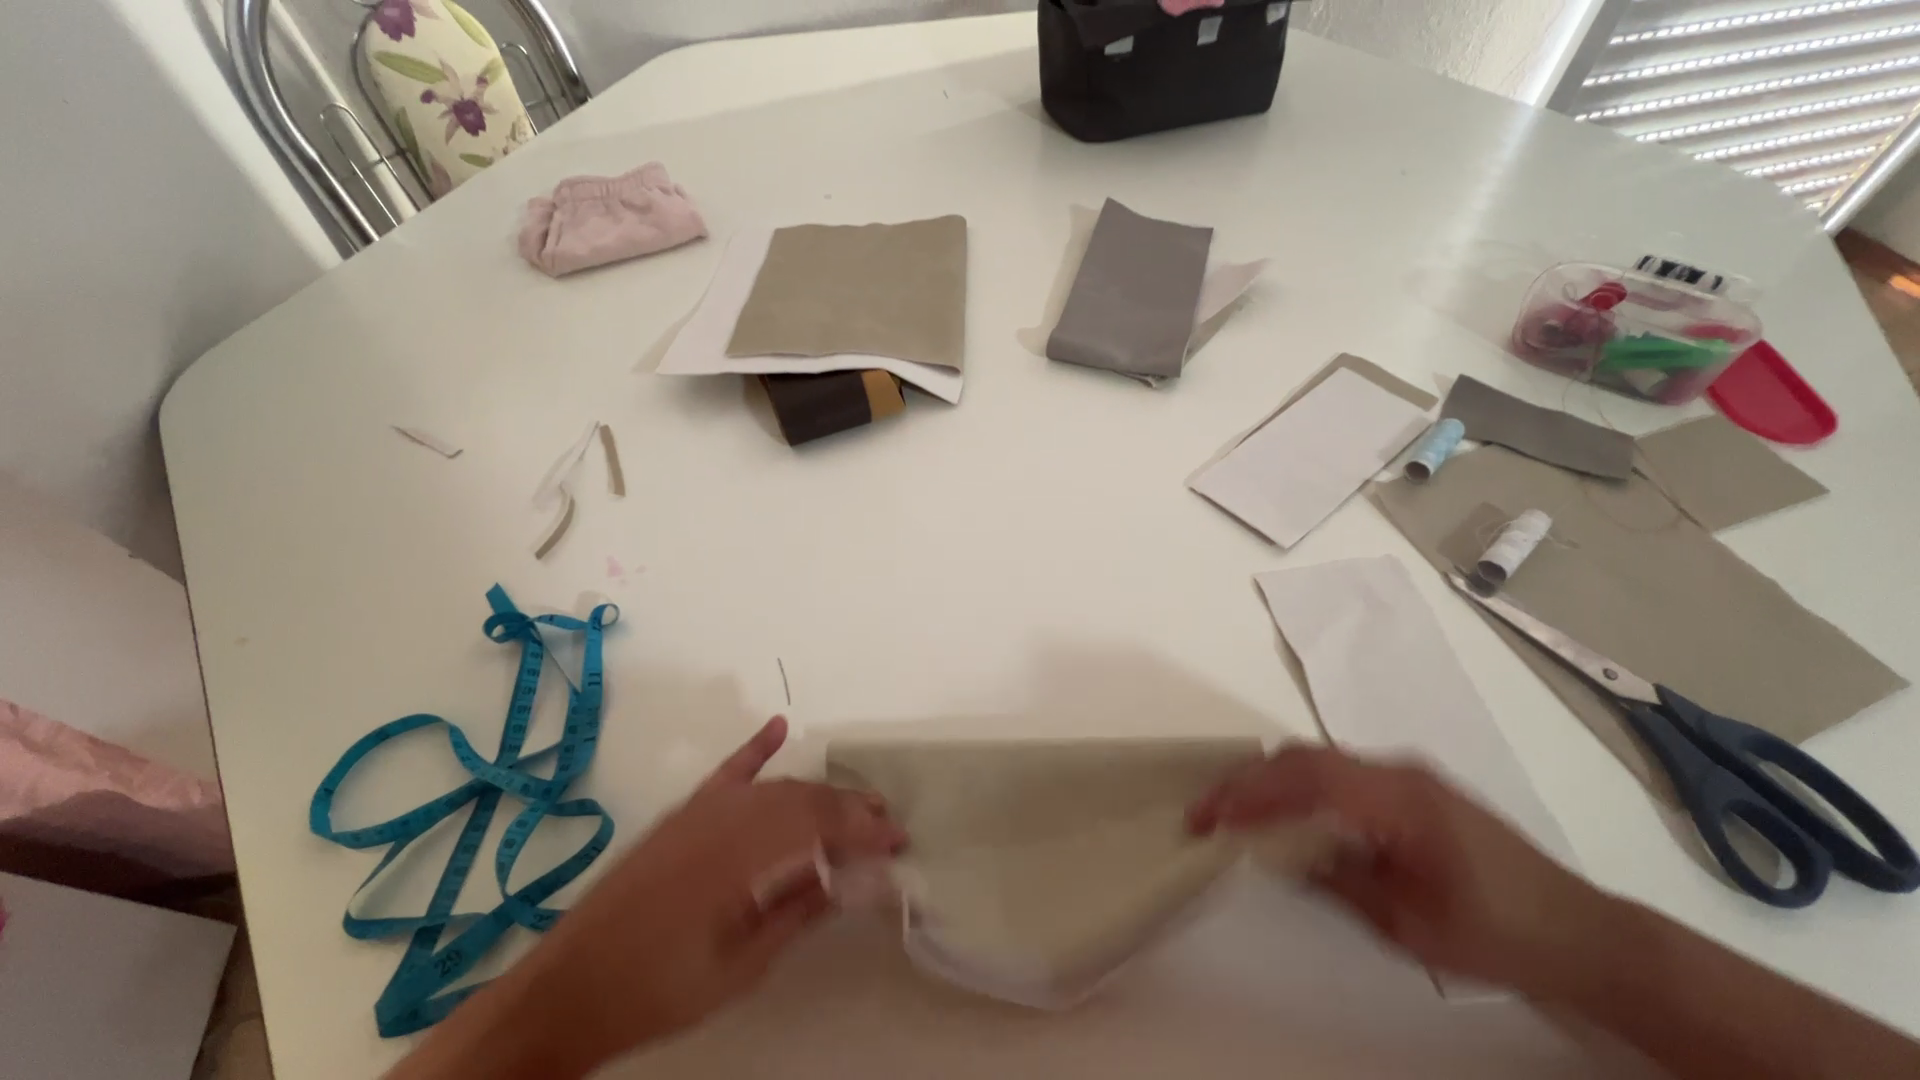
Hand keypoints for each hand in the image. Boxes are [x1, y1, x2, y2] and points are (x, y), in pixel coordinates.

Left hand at [501, 716, 904, 1071]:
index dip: (863, 830)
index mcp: (738, 859)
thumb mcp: (742, 966)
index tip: (898, 841)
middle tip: (887, 825)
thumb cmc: (661, 987)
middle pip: (801, 800)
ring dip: (817, 791)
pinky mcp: (679, 816)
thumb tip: (856, 880)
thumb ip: (799, 913)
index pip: (819, 826)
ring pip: (772, 787)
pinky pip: (724, 774)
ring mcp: (697, 813)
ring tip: (856, 803)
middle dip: (850, 809)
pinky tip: (778, 727)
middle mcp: (721, 821)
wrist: (571, 987)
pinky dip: (753, 750)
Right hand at [1188, 743, 1618, 995]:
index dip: (1250, 792)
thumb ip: (1337, 880)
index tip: (1208, 816)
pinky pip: (1340, 772)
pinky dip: (1299, 785)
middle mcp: (1400, 772)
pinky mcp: (1413, 787)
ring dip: (1270, 779)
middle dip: (1248, 779)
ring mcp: (1409, 774)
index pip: (1307, 779)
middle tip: (1206, 811)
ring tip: (1232, 810)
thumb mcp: (1406, 924)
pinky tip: (1284, 812)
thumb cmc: (1495, 933)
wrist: (1578, 931)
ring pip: (1320, 760)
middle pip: (1305, 757)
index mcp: (1401, 801)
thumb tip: (1280, 854)